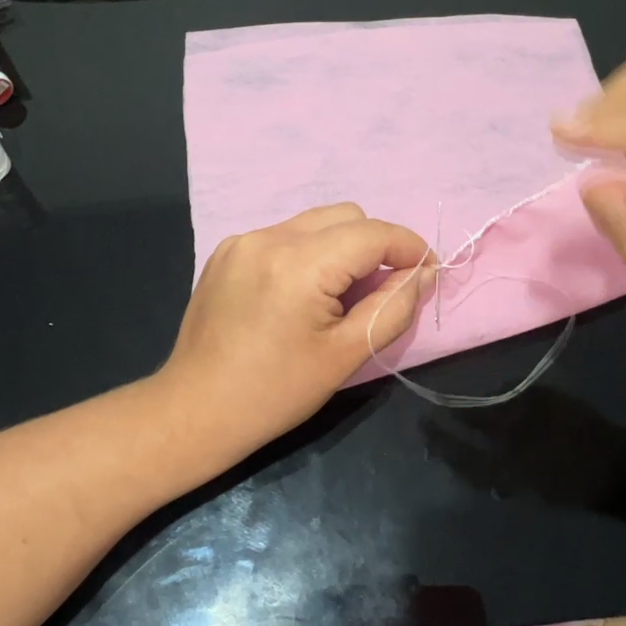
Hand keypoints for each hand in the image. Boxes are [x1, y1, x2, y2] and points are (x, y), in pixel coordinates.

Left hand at [159, 204, 430, 450]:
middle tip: (382, 290)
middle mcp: (268, 237)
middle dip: (375, 245)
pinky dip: (307, 253)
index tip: (428, 273)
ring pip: (314, 222)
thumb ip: (392, 308)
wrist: (197, 410)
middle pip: (345, 216)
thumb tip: (422, 274)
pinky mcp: (226, 252)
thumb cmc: (276, 392)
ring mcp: (242, 241)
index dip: (409, 248)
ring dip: (341, 248)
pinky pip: (283, 235)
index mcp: (300, 263)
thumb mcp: (346, 355)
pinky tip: (300, 295)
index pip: (373, 233)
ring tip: (340, 296)